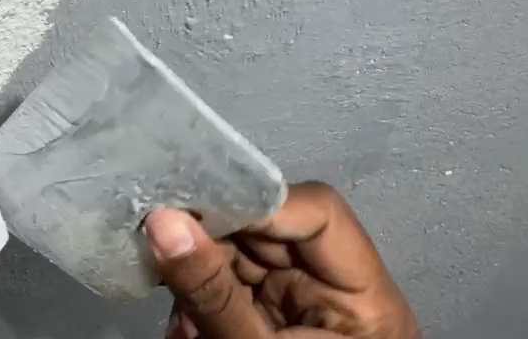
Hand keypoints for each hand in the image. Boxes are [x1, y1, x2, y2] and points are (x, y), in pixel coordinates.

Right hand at [145, 182, 418, 338]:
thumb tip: (161, 217)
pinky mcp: (271, 319)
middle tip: (165, 256)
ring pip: (238, 253)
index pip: (319, 213)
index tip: (195, 207)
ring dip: (197, 277)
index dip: (260, 201)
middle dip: (214, 244)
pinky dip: (198, 301)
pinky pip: (228, 285)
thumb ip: (212, 291)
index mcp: (366, 301)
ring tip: (182, 322)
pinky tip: (185, 329)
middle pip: (270, 228)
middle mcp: (337, 290)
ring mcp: (302, 304)